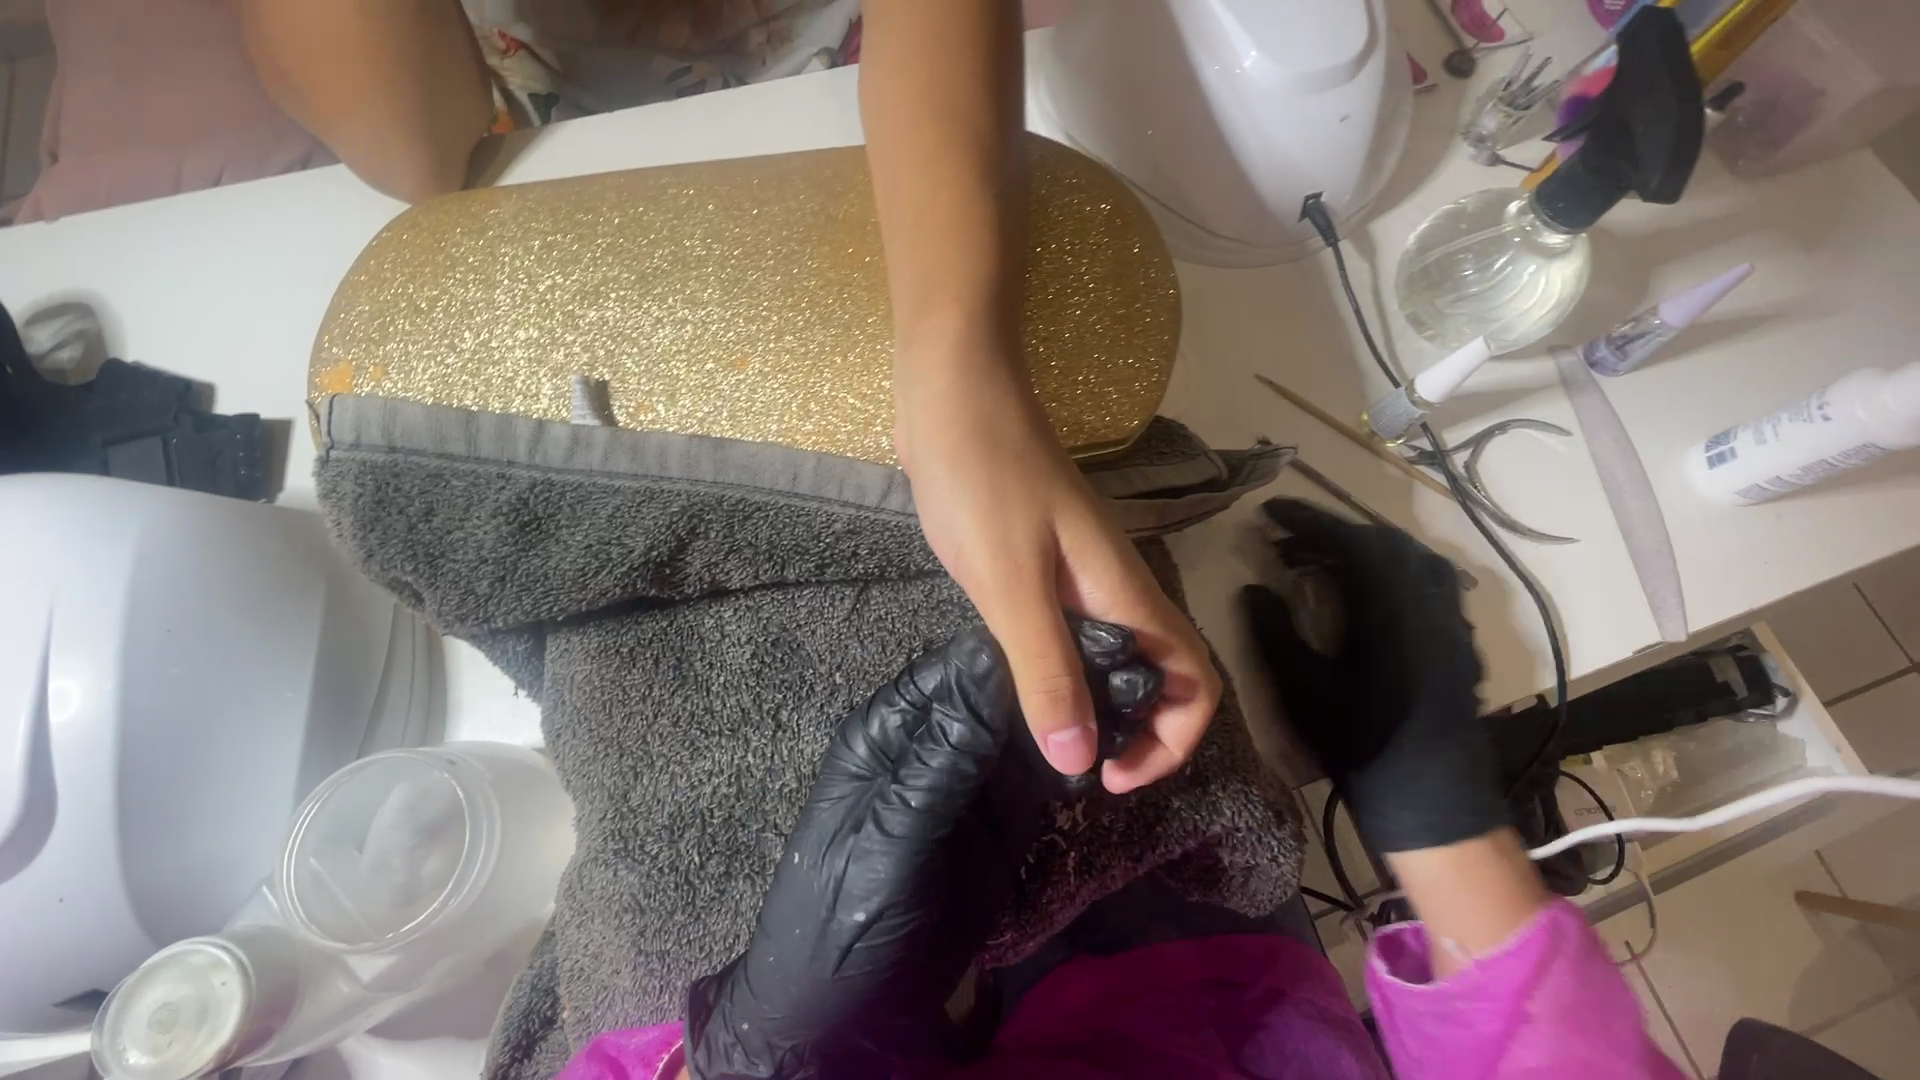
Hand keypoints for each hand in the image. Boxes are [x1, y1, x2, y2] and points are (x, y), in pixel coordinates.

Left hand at [684, 621, 1164, 1078]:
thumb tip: (991, 662)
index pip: (962, 670)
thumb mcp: (895, 830)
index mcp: (895, 726)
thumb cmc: (849, 912)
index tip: (1086, 643)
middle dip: (1057, 687)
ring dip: (1073, 726)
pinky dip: (1072, 770)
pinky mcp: (999, 818)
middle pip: (1002, 695)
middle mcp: (936, 739)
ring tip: (1132, 713)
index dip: (1021, 655)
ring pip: (1028, 734)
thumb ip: (945, 753)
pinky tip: (1108, 763)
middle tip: (1129, 676)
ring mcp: (971, 779)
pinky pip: (1041, 779)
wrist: (851, 1008)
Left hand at [893, 338, 1220, 793]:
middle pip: (1160, 671)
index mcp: (1126, 594)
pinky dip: (1059, 664)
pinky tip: (1013, 672)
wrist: (954, 394)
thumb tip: (1080, 761)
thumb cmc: (985, 480)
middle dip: (1132, 728)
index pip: (1195, 680)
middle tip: (1068, 762)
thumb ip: (1048, 670)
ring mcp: (1078, 571)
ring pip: (1112, 651)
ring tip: (1039, 731)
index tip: (1110, 776)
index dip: (1171, 741)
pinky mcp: (1041, 559)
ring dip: (1094, 699)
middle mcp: (1116, 586)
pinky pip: (1069, 627)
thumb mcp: (1012, 585)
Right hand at [1239, 498, 1504, 853]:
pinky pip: (1429, 583)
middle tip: (1289, 541)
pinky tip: (1368, 595)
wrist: (1429, 798)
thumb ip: (1274, 631)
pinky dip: (1393, 572)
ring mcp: (1450, 623)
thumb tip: (1253, 588)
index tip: (1269, 512)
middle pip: (1384, 543)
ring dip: (1366, 549)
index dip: (1307, 521)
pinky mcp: (1459, 642)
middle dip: (1333, 532)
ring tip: (1326, 561)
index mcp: (1387, 611)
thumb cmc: (1358, 743)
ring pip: (1413, 560)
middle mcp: (1426, 605)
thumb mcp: (1301, 689)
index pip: (1349, 542)